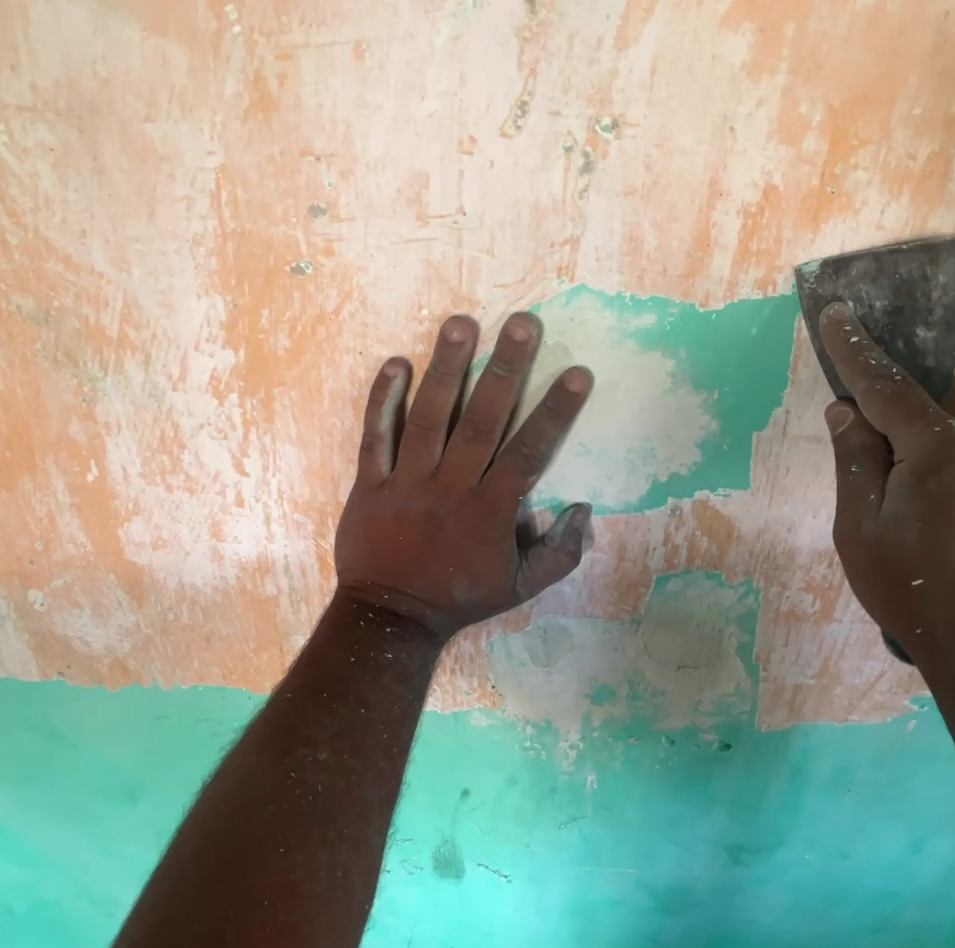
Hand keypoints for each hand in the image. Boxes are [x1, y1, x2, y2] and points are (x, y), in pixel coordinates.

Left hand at [333, 313, 593, 638]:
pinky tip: (395, 363)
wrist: (392, 617)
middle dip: (506, 370)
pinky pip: (375, 437)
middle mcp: (451, 486)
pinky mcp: (371, 484)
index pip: (530, 451)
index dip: (555, 411)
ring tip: (460, 323)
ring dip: (446, 369)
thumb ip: (559, 552)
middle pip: (482, 420)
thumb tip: (583, 509)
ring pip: (429, 418)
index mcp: (490, 509)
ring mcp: (407, 482)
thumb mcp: (521, 587)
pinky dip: (382, 401)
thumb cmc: (460, 597)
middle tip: (523, 323)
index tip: (577, 373)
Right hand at [818, 302, 954, 676]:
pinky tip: (950, 512)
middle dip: (911, 399)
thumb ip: (855, 463)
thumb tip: (847, 412)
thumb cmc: (917, 596)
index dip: (856, 349)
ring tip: (915, 487)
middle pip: (948, 392)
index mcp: (942, 447)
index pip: (888, 383)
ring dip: (941, 431)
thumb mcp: (862, 533)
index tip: (837, 313)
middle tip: (880, 442)